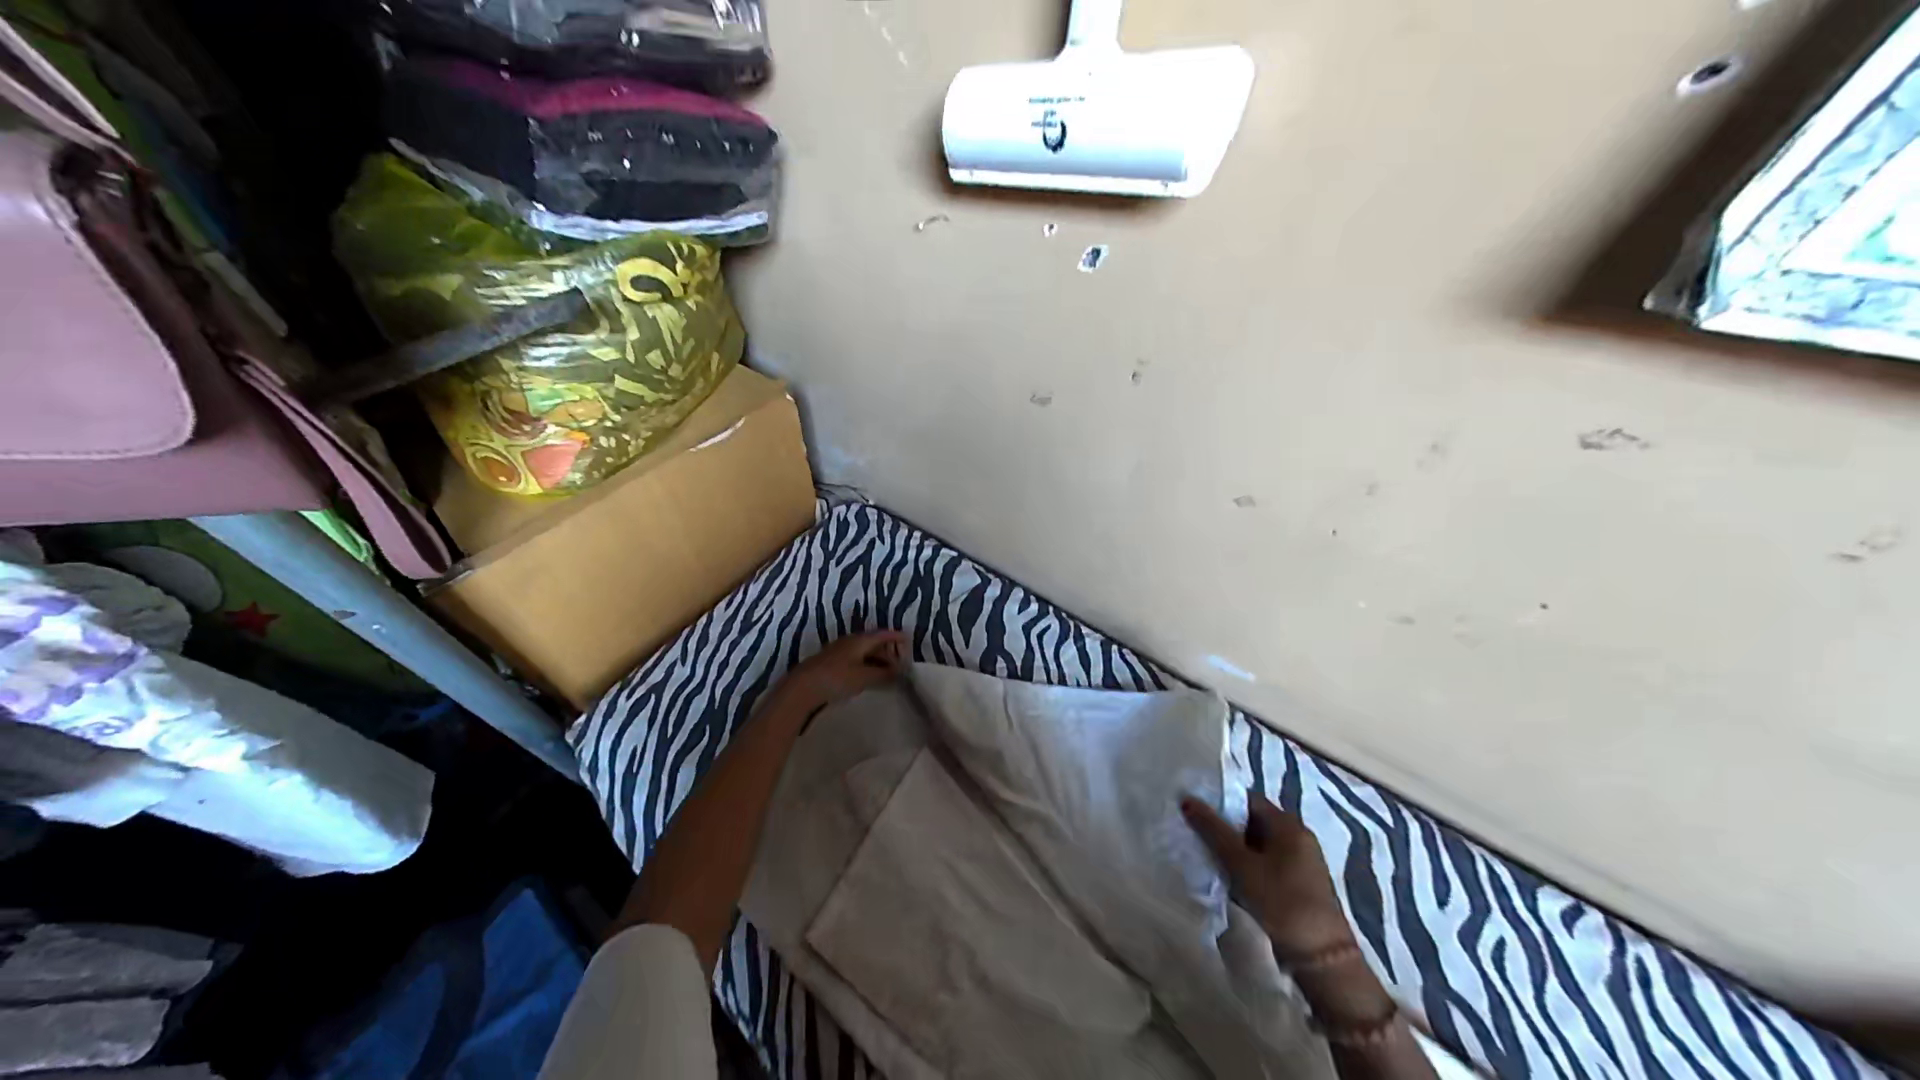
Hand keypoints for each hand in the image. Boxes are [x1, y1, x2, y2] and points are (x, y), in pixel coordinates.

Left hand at [769, 630, 906, 714]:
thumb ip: (883, 674)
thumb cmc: (836, 679)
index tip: (908, 639)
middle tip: (900, 662)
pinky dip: (865, 664)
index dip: (895, 636)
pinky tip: (866, 676)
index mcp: (859, 641)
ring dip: (875, 659)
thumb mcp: (864, 677)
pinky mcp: (829, 663)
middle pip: (872, 642)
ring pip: (862, 651)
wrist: (802, 688)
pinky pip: (854, 659)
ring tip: (886, 671)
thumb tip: (899, 671)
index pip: (882, 634)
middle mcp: (849, 642)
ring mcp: (837, 652)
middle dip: (887, 650)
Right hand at [1182, 794, 1355, 960]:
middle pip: (1253, 821)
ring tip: (1210, 859)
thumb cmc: (1279, 900)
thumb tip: (1187, 798)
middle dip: (1226, 828)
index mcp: (1288, 824)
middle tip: (1199, 838)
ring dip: (1236, 850)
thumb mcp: (1240, 863)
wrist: (1320, 956)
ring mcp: (1301, 861)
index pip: (1248, 799)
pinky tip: (1232, 881)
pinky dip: (1249, 867)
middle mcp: (1298, 836)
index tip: (1196, 813)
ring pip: (1259, 845)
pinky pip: (1268, 864)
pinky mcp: (1300, 883)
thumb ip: (1212, 830)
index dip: (1221, 802)